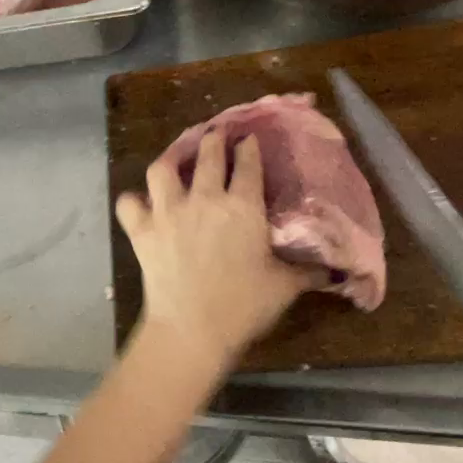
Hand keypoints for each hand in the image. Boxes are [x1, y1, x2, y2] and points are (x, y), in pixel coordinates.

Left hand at [115, 131, 324, 366]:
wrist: (193, 328)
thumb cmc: (244, 306)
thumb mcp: (284, 287)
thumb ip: (306, 272)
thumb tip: (334, 272)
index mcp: (242, 206)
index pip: (248, 165)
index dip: (248, 148)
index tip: (248, 139)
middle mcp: (204, 198)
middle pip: (207, 156)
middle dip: (213, 139)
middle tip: (216, 133)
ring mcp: (168, 211)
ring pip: (162, 169)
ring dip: (170, 158)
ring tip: (175, 156)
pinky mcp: (141, 230)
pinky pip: (128, 204)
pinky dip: (132, 200)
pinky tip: (139, 201)